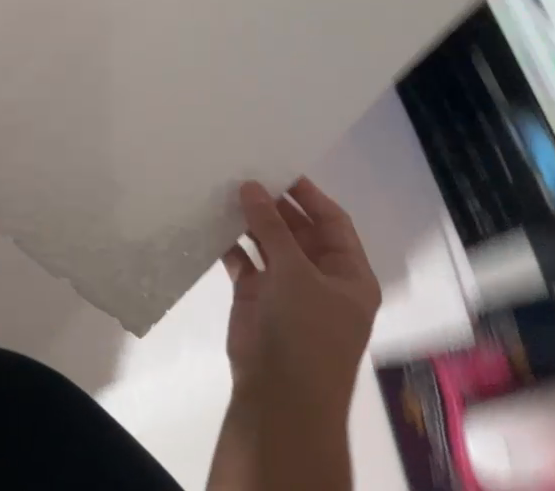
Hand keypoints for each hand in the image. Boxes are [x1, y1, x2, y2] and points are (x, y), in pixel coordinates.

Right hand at [224, 179, 379, 415]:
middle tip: (237, 172)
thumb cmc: (306, 330)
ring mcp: (287, 286)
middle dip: (271, 204)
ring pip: (267, 243)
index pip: (332, 222)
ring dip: (247, 221)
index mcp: (349, 273)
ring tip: (217, 190)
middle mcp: (320, 276)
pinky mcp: (256, 294)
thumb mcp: (295, 273)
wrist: (282, 388)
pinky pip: (243, 260)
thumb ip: (271, 228)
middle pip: (297, 229)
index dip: (306, 194)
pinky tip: (205, 222)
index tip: (274, 165)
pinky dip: (227, 243)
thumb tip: (251, 185)